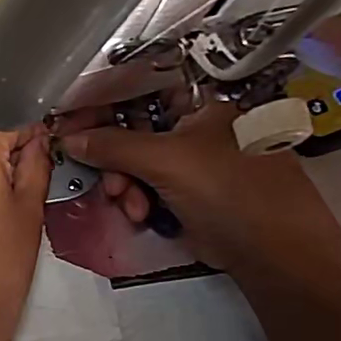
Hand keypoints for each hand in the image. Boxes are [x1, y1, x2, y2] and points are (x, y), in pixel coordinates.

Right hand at [55, 98, 340, 280]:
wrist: (270, 250)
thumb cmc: (229, 190)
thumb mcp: (168, 161)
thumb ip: (114, 146)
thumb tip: (70, 138)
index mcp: (202, 105)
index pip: (144, 91)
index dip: (108, 105)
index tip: (77, 122)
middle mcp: (196, 130)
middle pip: (135, 132)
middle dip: (116, 159)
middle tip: (110, 181)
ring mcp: (192, 165)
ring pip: (138, 165)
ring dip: (126, 185)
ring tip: (132, 206)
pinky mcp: (188, 197)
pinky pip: (148, 190)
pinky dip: (138, 201)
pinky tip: (141, 215)